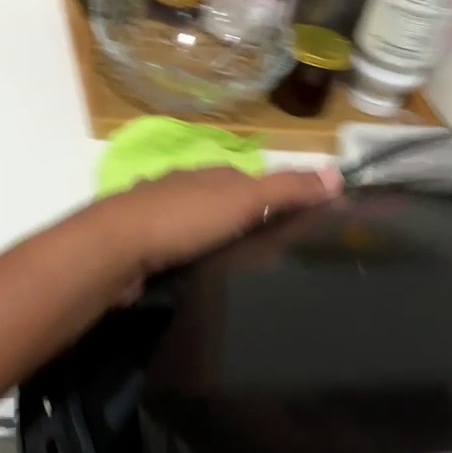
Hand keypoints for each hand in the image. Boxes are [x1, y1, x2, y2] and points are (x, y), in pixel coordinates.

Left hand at [85, 164, 342, 283]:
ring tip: (252, 275)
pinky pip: (178, 252)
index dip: (277, 196)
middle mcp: (180, 189)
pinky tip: (208, 279)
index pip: (248, 179)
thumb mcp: (242, 199)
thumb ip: (286, 188)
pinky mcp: (143, 249)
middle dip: (247, 223)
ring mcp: (157, 218)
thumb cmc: (181, 218)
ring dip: (219, 244)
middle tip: (283, 259)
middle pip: (222, 203)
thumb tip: (337, 172)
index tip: (304, 223)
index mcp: (204, 174)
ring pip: (198, 229)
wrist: (115, 248)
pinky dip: (194, 261)